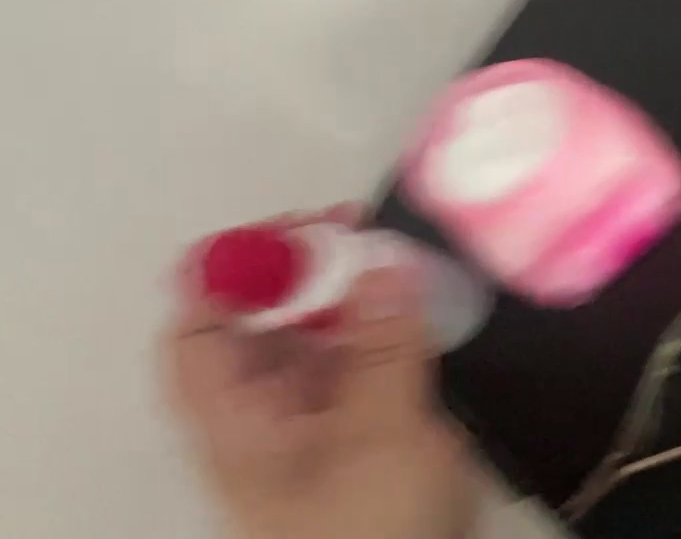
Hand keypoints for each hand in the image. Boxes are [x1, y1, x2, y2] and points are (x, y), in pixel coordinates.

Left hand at [163, 210, 475, 538]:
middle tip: (366, 226)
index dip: (236, 274)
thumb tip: (381, 261)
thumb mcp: (379, 435)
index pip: (203, 333)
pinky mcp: (371, 419)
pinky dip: (386, 316)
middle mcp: (270, 413)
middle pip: (263, 325)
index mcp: (240, 423)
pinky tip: (422, 296)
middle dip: (306, 269)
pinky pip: (365, 351)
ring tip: (401, 251)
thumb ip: (381, 347)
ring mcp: (323, 416)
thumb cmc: (372, 523)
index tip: (304, 227)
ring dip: (351, 288)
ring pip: (320, 334)